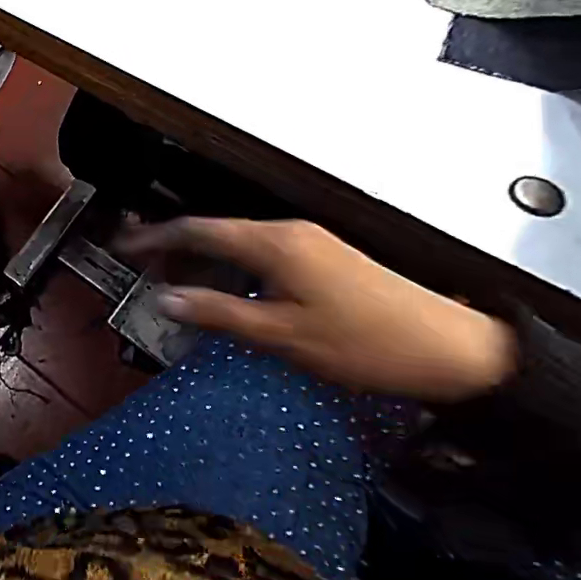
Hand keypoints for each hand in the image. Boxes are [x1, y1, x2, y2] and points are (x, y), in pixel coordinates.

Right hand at [118, 218, 517, 401]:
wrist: (453, 350)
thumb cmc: (370, 344)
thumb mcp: (281, 335)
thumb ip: (217, 312)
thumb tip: (168, 300)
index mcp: (274, 244)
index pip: (197, 229)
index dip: (155, 238)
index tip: (126, 247)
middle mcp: (289, 233)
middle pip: (214, 230)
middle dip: (173, 248)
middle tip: (145, 270)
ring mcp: (308, 242)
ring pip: (235, 241)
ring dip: (201, 259)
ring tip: (176, 283)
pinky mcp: (321, 257)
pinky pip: (257, 251)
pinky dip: (228, 265)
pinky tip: (223, 289)